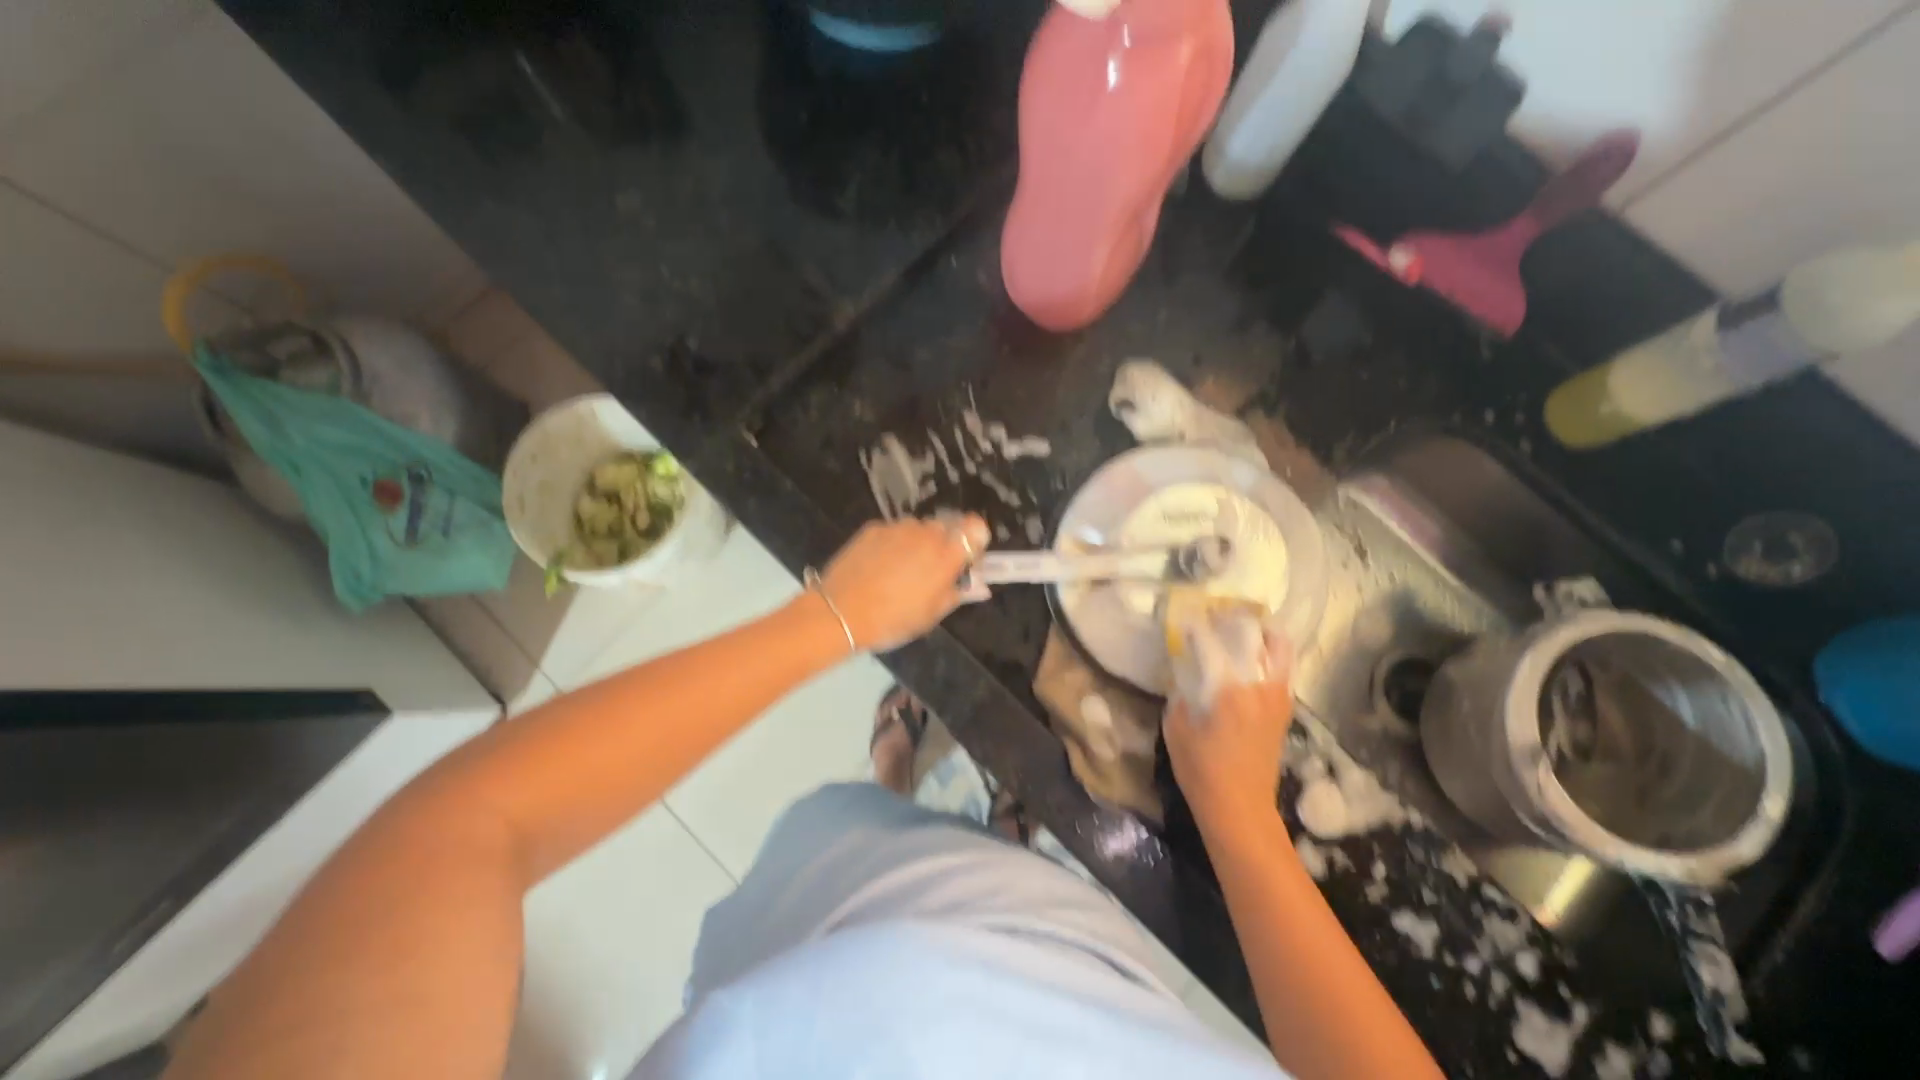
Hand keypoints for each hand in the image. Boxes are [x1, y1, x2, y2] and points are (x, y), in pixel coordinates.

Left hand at [816, 514, 989, 650]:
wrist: (841, 612)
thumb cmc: (893, 620)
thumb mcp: (931, 615)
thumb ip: (957, 594)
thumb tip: (977, 585)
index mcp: (947, 555)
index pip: (975, 527)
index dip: (973, 539)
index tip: (964, 557)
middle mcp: (926, 533)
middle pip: (946, 528)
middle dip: (943, 545)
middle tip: (929, 571)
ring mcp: (897, 528)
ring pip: (917, 529)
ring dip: (916, 544)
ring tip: (898, 571)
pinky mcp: (873, 527)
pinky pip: (893, 532)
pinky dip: (892, 544)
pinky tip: (878, 567)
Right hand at [1163, 631, 1294, 831]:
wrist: (1240, 808)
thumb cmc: (1201, 771)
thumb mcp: (1177, 729)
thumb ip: (1181, 694)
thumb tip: (1186, 675)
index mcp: (1227, 689)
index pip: (1209, 642)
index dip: (1194, 626)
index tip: (1184, 617)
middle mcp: (1258, 685)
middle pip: (1255, 635)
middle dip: (1236, 621)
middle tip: (1219, 618)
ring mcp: (1277, 697)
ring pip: (1279, 649)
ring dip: (1261, 635)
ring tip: (1242, 632)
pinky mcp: (1284, 710)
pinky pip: (1282, 670)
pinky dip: (1271, 657)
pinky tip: (1252, 660)